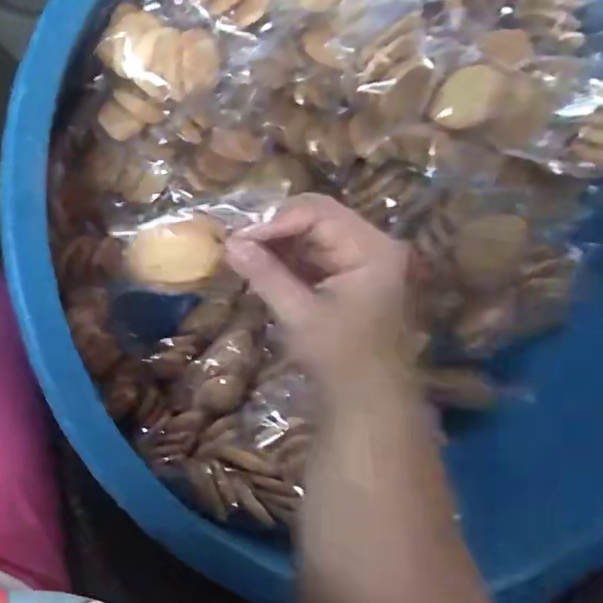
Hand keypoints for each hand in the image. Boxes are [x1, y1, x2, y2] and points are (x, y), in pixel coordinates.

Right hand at [225, 194, 412, 386]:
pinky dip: (281, 255)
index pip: (317, 213)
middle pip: (316, 215)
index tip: (236, 242)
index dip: (273, 222)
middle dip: (271, 226)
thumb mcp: (297, 312)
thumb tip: (230, 243)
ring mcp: (360, 260)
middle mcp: (372, 245)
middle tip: (234, 245)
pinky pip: (310, 252)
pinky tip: (256, 266)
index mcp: (371, 249)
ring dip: (273, 240)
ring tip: (239, 255)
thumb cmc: (338, 351)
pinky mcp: (345, 274)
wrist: (367, 389)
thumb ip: (265, 274)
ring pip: (310, 232)